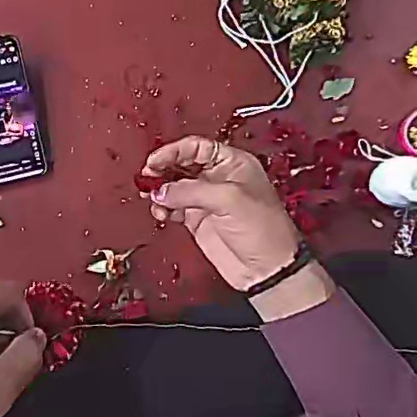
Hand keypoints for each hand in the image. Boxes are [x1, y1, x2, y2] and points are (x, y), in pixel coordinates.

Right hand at [143, 136, 303, 292]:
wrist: (268, 269)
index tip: (155, 161)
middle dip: (163, 169)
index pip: (197, 147)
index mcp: (232, 163)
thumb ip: (192, 190)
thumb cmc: (265, 230)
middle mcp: (218, 178)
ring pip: (174, 185)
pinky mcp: (198, 219)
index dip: (174, 151)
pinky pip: (173, 207)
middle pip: (182, 163)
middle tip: (148, 178)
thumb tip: (162, 190)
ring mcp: (207, 199)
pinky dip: (163, 208)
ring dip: (160, 190)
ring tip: (152, 197)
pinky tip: (160, 212)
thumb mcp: (230, 200)